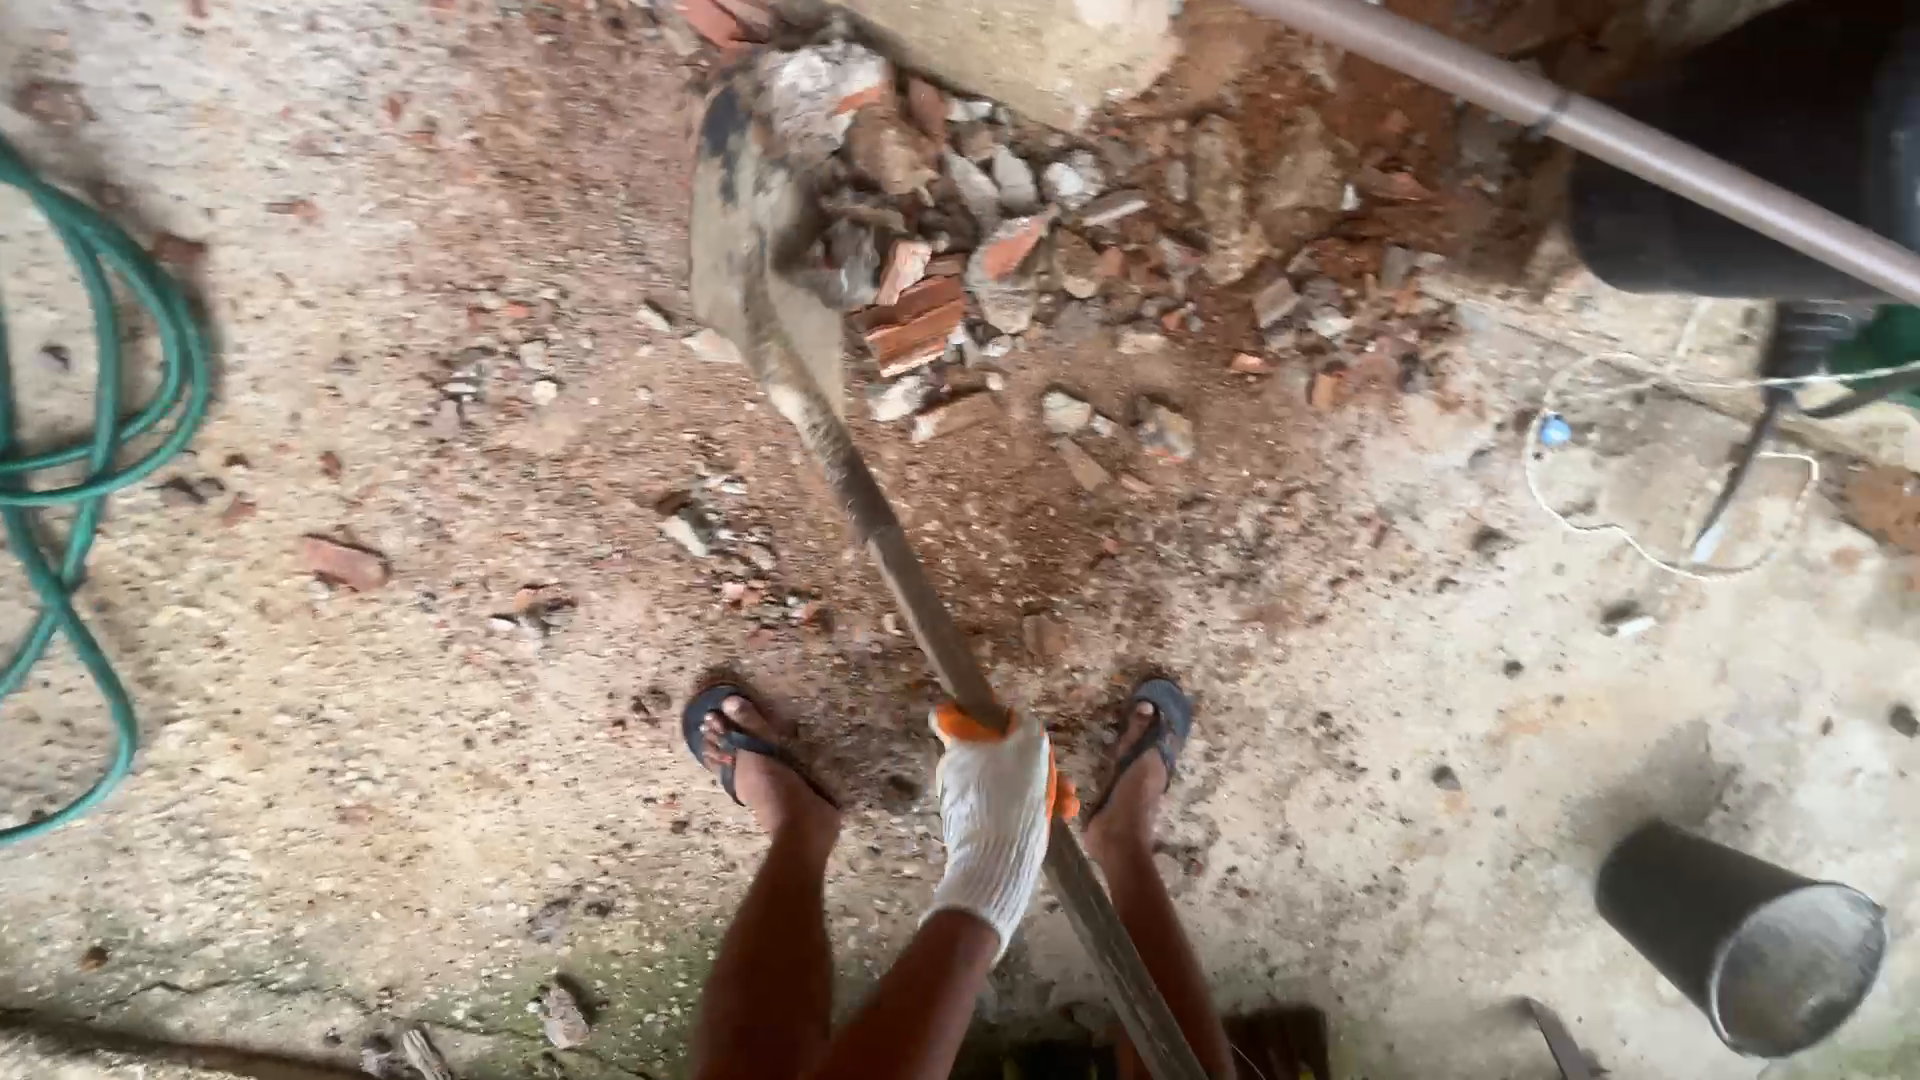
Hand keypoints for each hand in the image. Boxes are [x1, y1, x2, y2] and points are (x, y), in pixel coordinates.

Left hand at [924, 703, 1078, 960]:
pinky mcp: (976, 826)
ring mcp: (964, 800)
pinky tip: (1063, 812)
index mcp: (959, 748)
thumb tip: (1017, 719)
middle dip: (1029, 759)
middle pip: (992, 750)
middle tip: (1054, 769)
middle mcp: (955, 771)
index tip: (995, 719)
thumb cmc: (1011, 795)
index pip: (948, 716)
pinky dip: (1030, 806)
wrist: (998, 862)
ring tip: (1068, 796)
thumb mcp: (1029, 748)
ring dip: (1040, 784)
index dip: (969, 711)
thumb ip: (1025, 727)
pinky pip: (1005, 805)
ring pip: (1006, 780)